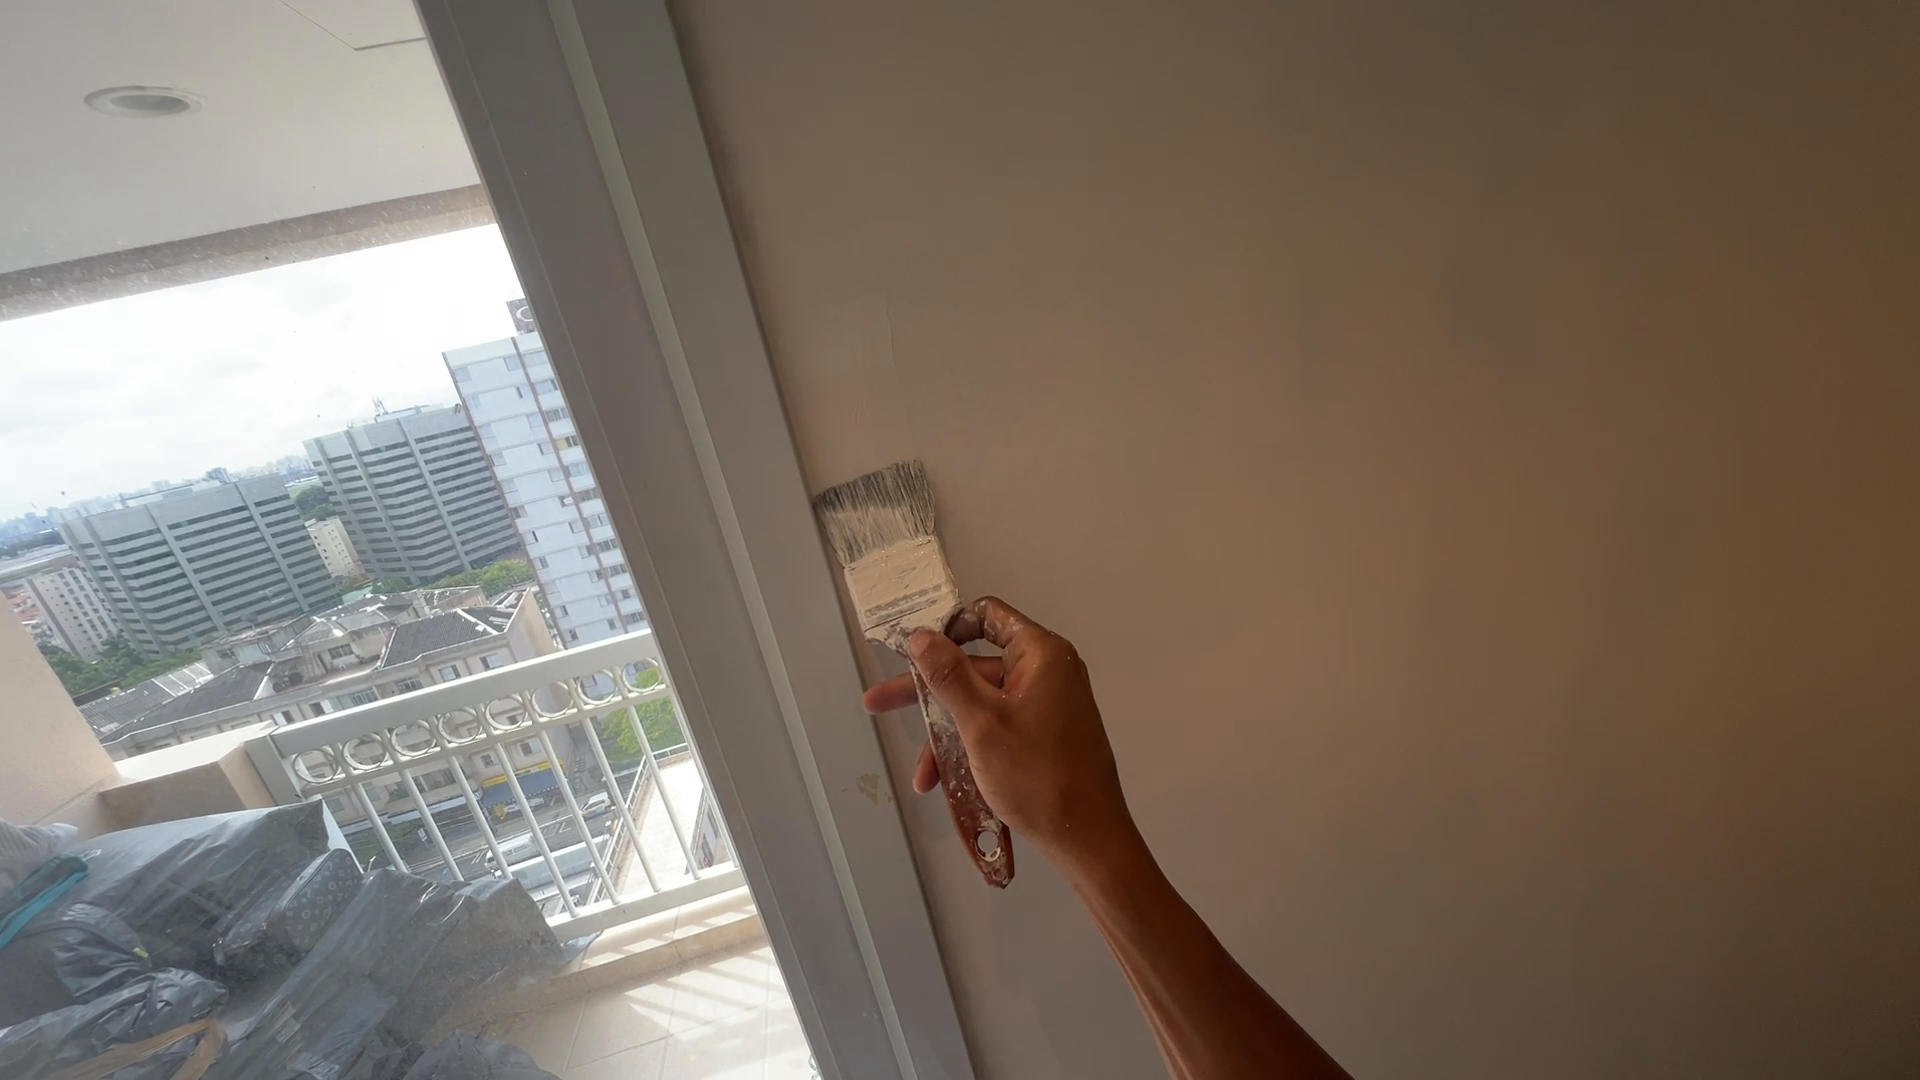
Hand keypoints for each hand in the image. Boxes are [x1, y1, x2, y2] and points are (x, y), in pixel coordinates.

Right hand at [861, 596, 1139, 873]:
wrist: (1089, 840)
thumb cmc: (1038, 776)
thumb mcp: (981, 723)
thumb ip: (948, 675)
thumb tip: (920, 635)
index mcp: (1040, 654)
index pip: (986, 615)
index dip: (947, 628)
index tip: (912, 651)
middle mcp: (1047, 670)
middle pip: (975, 666)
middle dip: (928, 692)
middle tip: (879, 703)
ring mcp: (1048, 703)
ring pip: (982, 703)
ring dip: (947, 733)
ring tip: (921, 774)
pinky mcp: (1046, 732)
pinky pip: (998, 725)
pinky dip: (971, 746)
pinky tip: (946, 782)